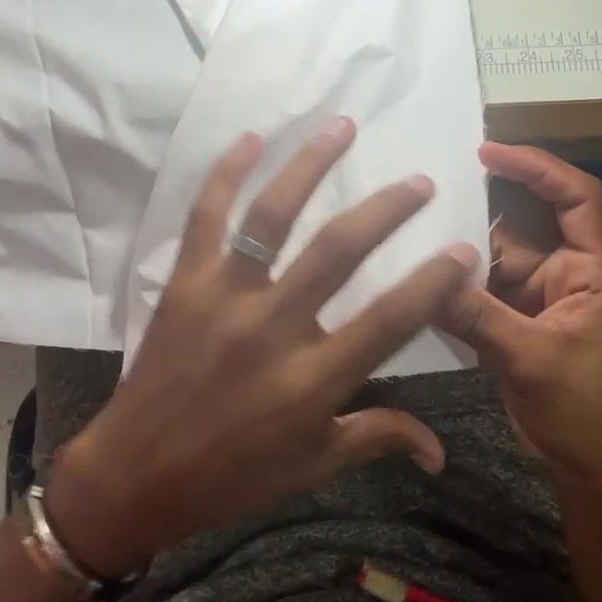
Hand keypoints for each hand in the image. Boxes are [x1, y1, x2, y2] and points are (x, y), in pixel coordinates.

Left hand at [45, 118, 479, 577]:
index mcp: (314, 378)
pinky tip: (252, 140)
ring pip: (273, 216)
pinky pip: (206, 217)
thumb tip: (439, 451)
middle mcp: (274, 326)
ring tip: (341, 126)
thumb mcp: (313, 466)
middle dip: (388, 209)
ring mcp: (224, 298)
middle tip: (419, 182)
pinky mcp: (184, 284)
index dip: (434, 282)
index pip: (391, 319)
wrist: (137, 474)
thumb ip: (377, 437)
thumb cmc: (234, 475)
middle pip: (340, 249)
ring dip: (310, 165)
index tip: (464, 249)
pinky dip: (226, 174)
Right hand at [440, 143, 601, 485]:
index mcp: (595, 270)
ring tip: (413, 226)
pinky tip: (418, 274)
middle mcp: (569, 273)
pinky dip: (456, 285)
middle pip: (527, 221)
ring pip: (497, 257)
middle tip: (432, 183)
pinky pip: (483, 290)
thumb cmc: (585, 411)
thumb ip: (477, 316)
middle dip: (484, 203)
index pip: (577, 197)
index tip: (488, 152)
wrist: (592, 469)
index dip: (537, 167)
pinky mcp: (517, 322)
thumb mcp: (531, 359)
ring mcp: (540, 298)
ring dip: (462, 248)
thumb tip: (423, 277)